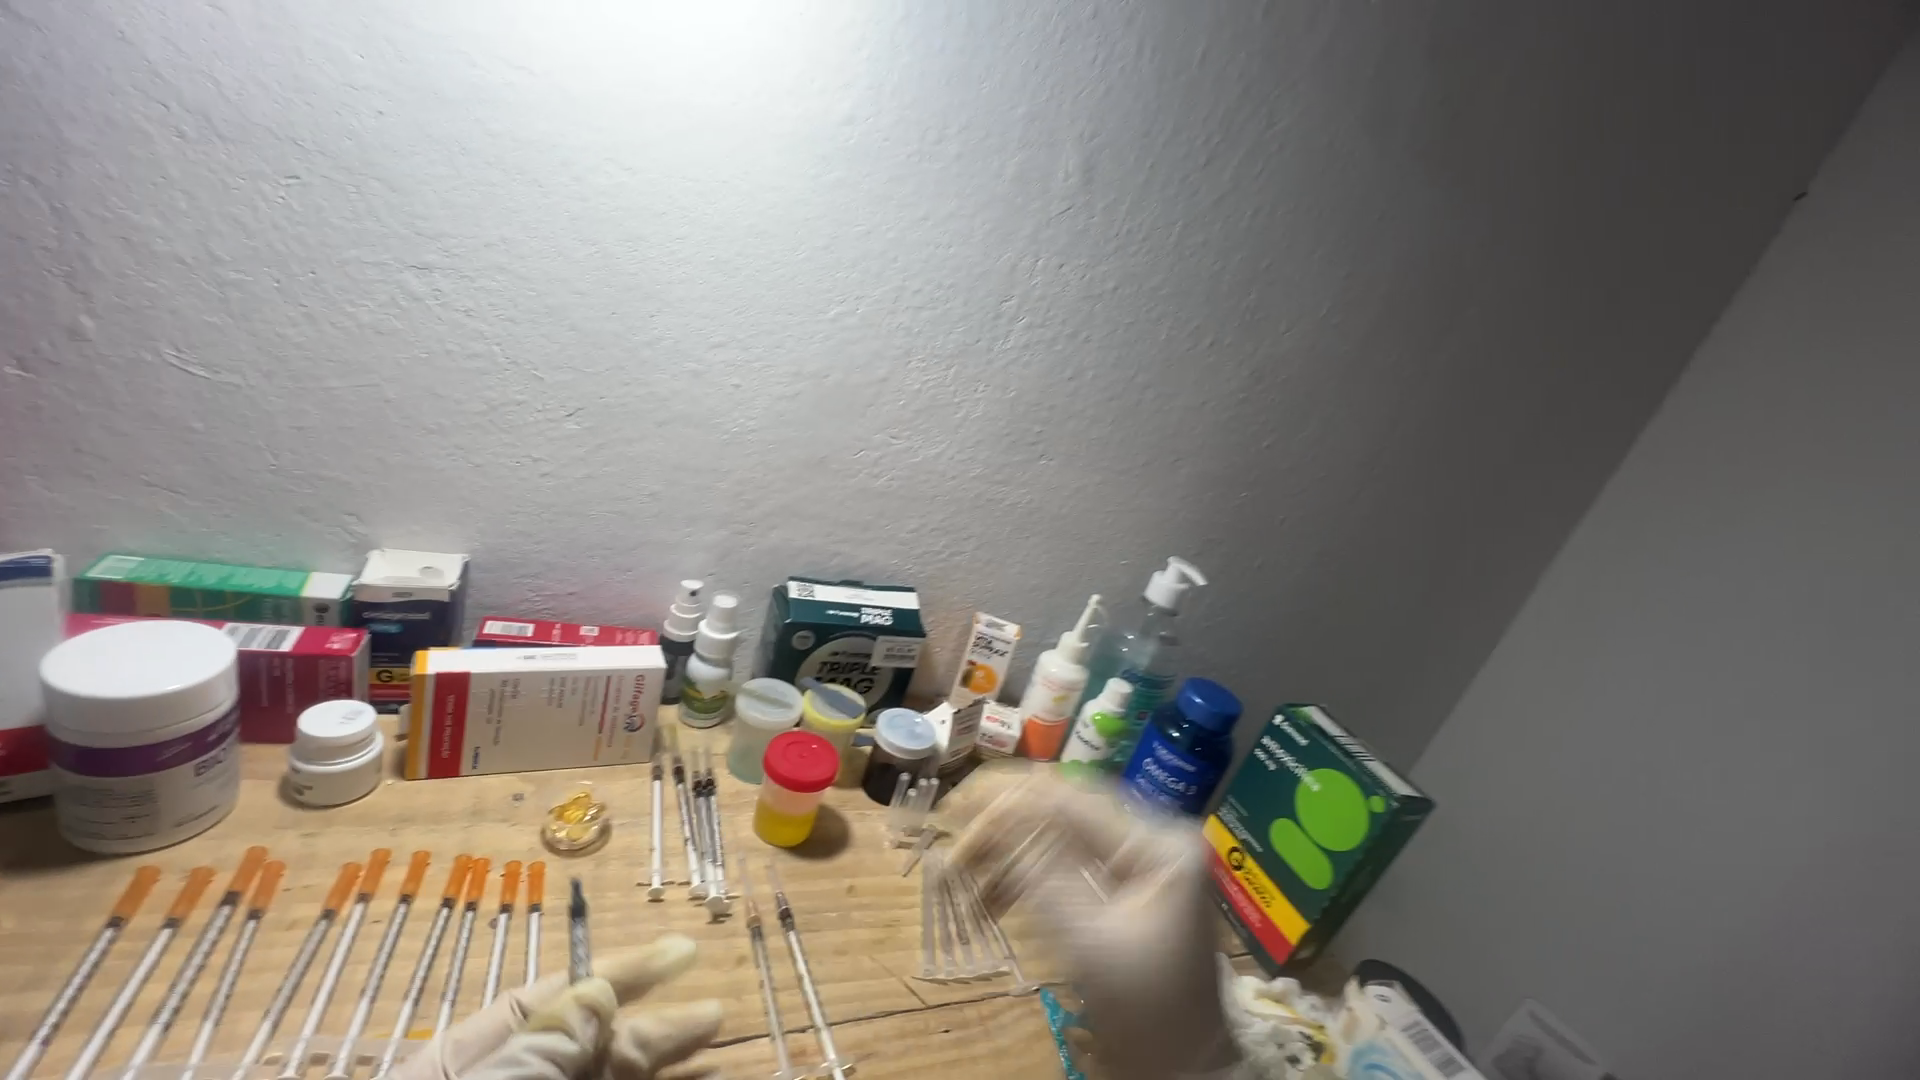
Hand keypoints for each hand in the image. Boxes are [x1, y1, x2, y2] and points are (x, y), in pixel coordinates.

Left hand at [390, 936, 722, 1079]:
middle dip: (653, 1033)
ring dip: (665, 1078)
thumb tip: (604, 985)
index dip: (617, 974)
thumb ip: (552, 1035)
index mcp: (469, 1067)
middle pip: (589, 1053)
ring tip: (719, 1065)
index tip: (679, 954)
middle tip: (713, 1016)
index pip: (547, 1002)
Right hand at [948, 768, 1238, 1079]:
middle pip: (1064, 811)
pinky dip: (1026, 874)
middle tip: (951, 829)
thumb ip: (1040, 872)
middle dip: (1003, 823)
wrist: (1187, 1071)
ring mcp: (1139, 859)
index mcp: (1158, 844)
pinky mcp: (1123, 883)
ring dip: (1009, 851)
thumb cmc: (1145, 1014)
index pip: (1071, 803)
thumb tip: (991, 815)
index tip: (955, 807)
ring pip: (1059, 835)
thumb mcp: (1086, 943)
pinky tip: (990, 893)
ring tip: (961, 869)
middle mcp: (1151, 837)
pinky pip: (1066, 862)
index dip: (1007, 802)